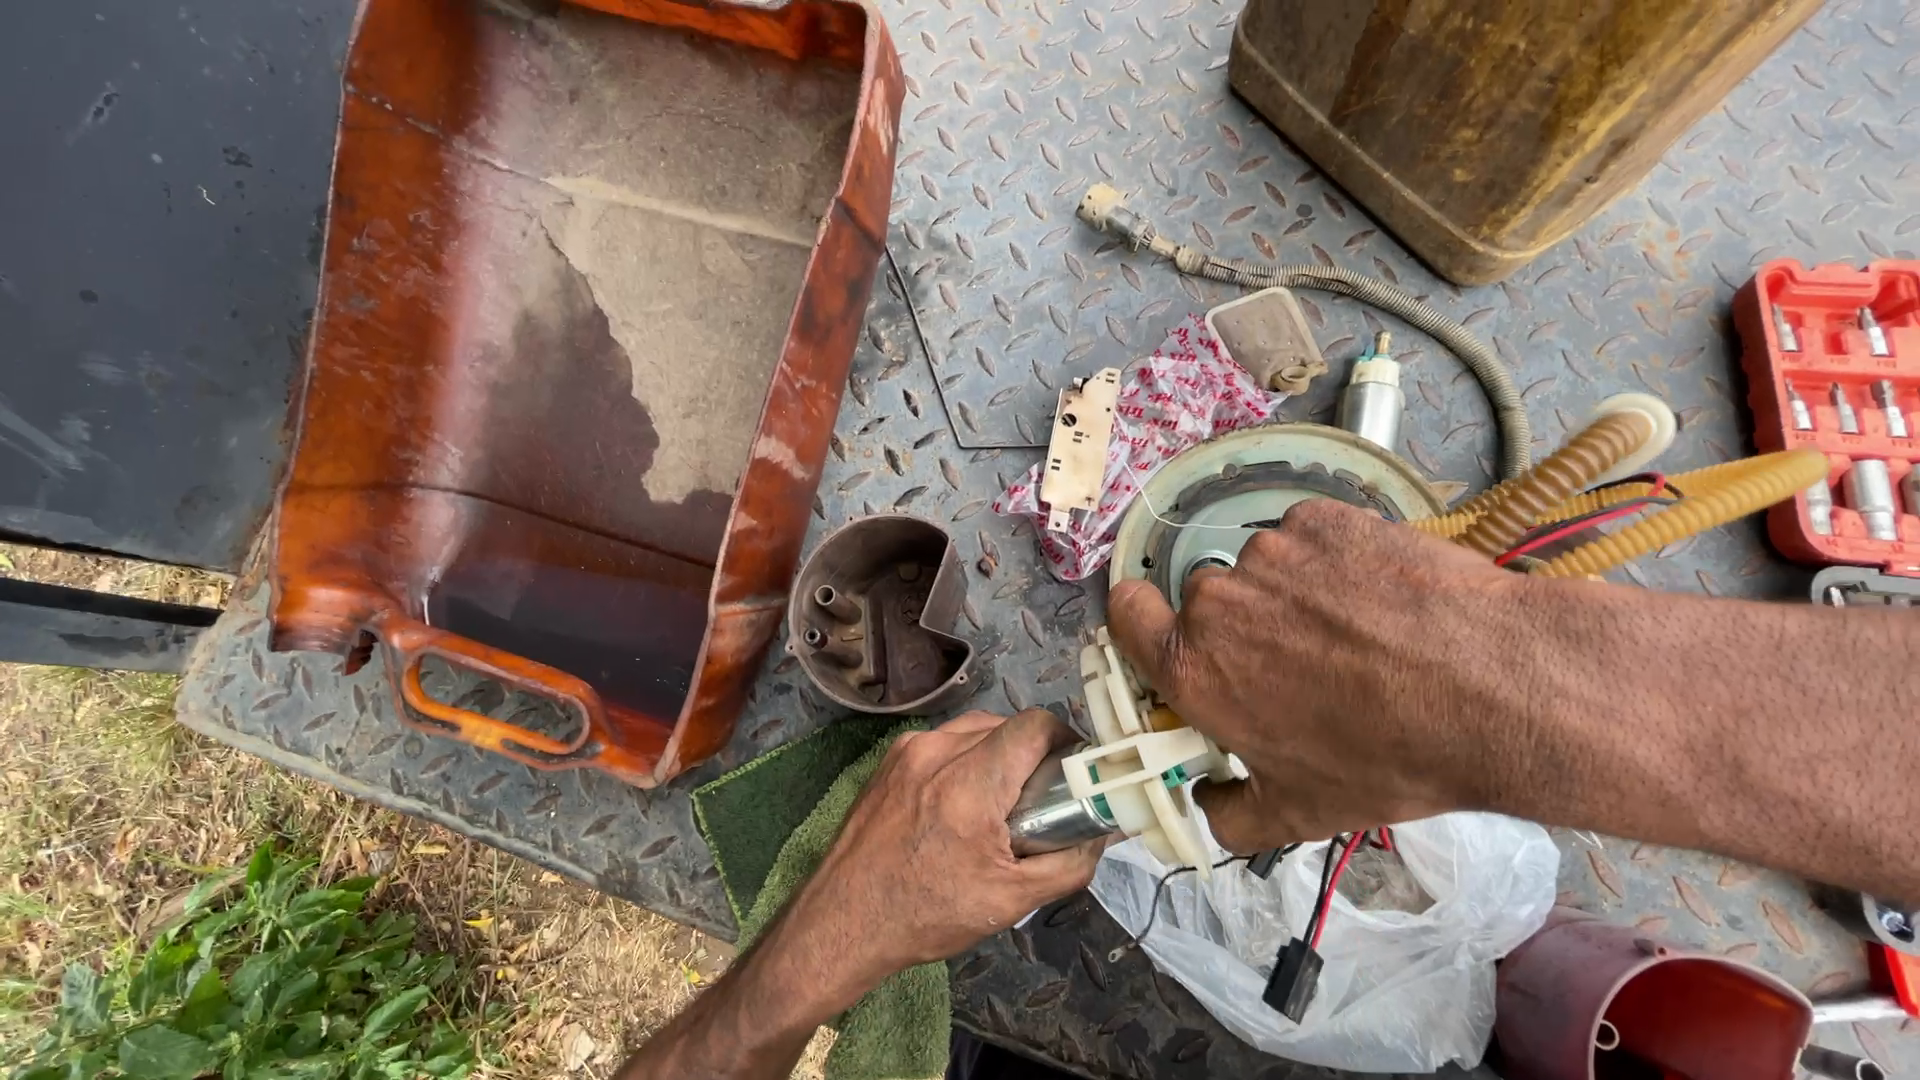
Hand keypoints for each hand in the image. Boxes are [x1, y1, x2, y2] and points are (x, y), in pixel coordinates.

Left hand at [777, 709, 1106, 1001]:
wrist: (842, 921)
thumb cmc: (927, 913)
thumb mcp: (1010, 901)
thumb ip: (1068, 863)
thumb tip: (1102, 831)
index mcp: (970, 782)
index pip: (1035, 725)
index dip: (1064, 741)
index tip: (1072, 773)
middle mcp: (937, 751)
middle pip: (1007, 725)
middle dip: (1032, 755)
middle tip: (1039, 799)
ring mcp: (909, 748)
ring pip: (976, 729)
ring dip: (999, 754)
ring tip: (999, 803)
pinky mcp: (891, 756)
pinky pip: (946, 741)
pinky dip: (966, 759)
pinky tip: (960, 802)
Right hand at [1108, 499, 1529, 852]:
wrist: (1500, 687)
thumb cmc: (1389, 756)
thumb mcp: (1300, 812)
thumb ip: (1228, 816)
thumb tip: (1204, 804)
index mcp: (1194, 668)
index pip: (1125, 612)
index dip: (1142, 621)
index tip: (1173, 634)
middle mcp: (1217, 601)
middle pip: (1206, 601)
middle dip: (1241, 626)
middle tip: (1303, 659)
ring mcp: (1269, 553)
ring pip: (1263, 570)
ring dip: (1292, 594)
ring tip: (1358, 629)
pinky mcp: (1320, 519)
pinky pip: (1307, 539)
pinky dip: (1331, 561)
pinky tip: (1379, 595)